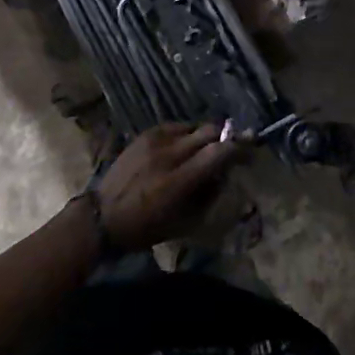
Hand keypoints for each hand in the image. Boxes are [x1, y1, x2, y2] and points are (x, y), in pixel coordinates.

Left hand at [92, 123, 245, 250]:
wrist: (102, 216)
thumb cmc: (146, 227)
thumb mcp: (185, 222)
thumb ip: (210, 194)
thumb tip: (225, 173)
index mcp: (179, 181)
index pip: (219, 152)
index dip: (240, 148)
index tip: (252, 151)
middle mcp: (169, 154)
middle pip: (210, 132)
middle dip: (227, 138)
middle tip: (235, 147)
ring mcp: (155, 140)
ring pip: (195, 127)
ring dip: (207, 137)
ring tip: (207, 149)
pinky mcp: (146, 134)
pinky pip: (177, 127)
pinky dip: (187, 135)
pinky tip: (185, 147)